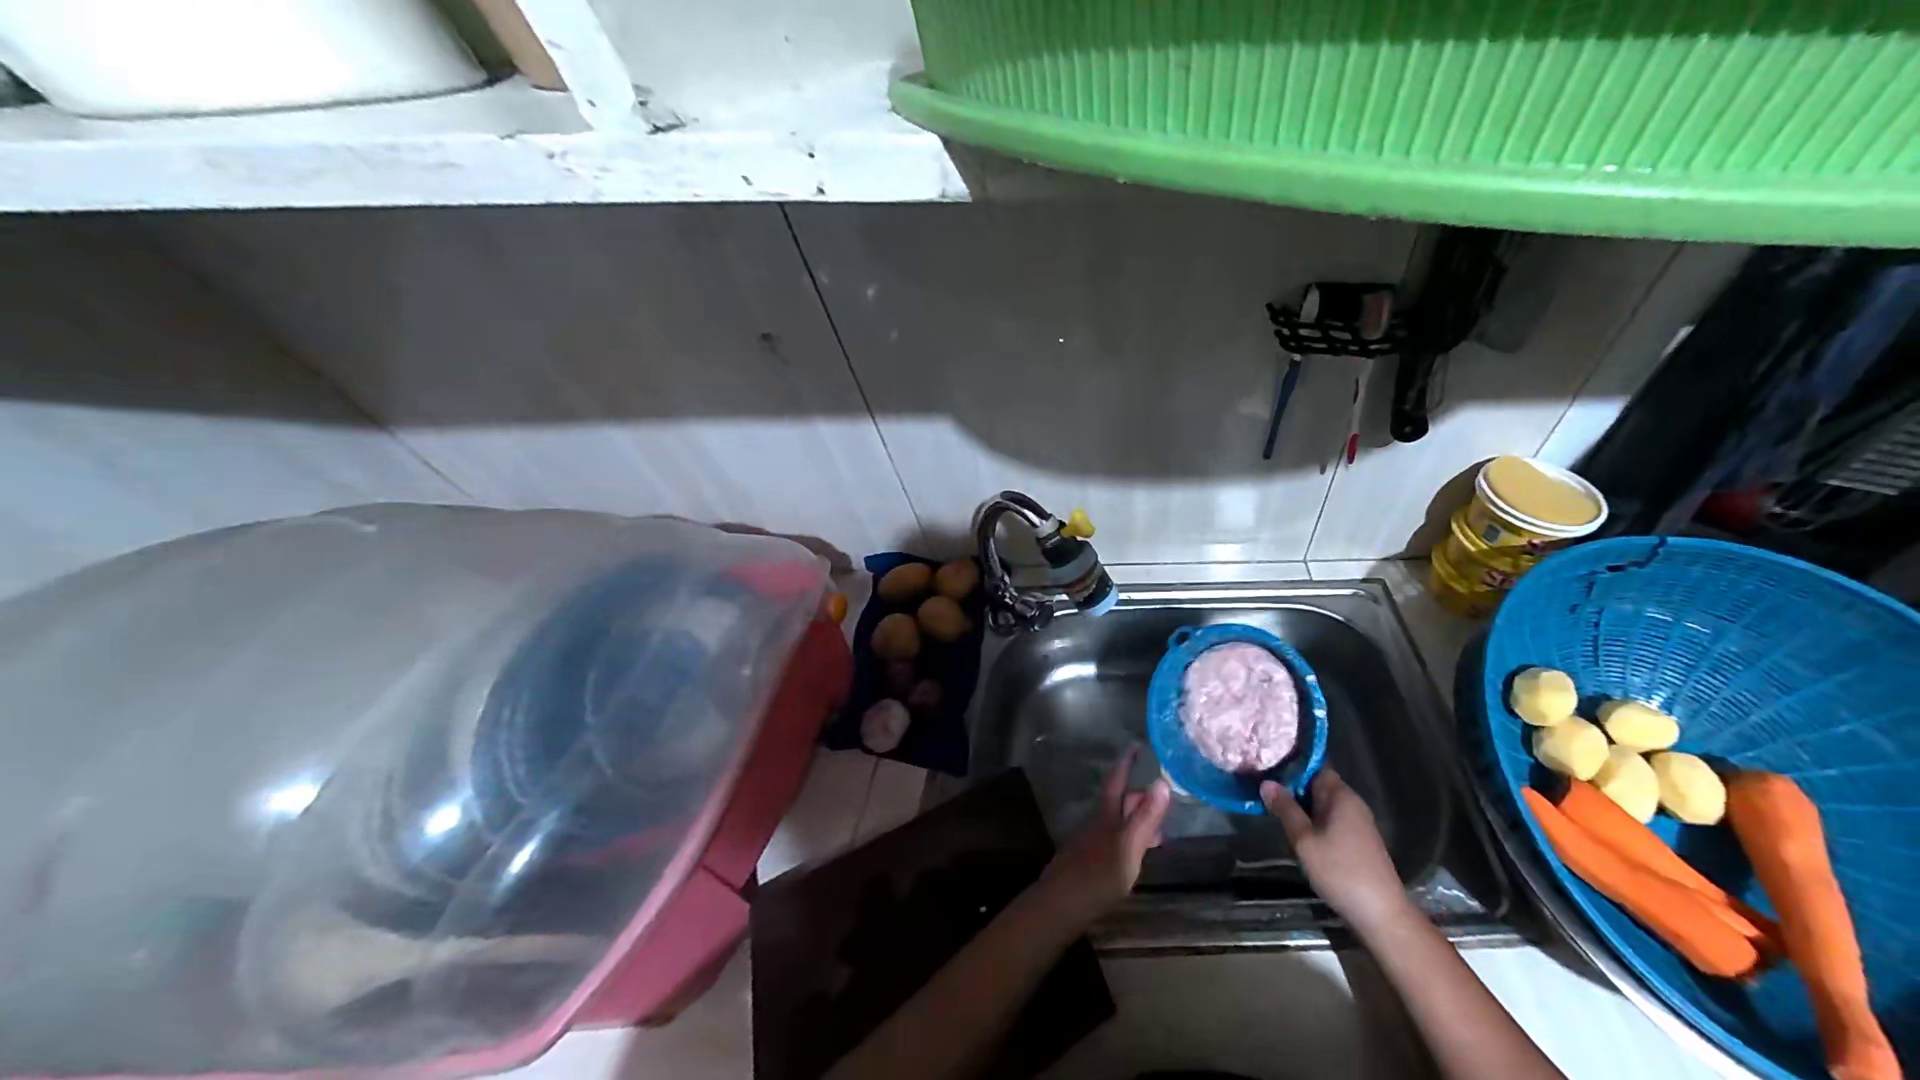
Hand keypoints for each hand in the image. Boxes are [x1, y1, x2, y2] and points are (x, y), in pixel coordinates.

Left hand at [1038, 747, 1170, 926]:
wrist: (1061, 905)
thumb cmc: (1097, 876)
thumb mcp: (1128, 847)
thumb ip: (1145, 817)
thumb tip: (1162, 781)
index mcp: (1106, 815)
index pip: (1117, 780)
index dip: (1126, 762)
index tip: (1136, 745)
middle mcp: (1096, 822)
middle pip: (1118, 801)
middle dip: (1138, 794)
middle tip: (1162, 794)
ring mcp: (1091, 841)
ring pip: (1117, 821)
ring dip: (1137, 818)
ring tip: (1160, 827)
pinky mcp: (1089, 860)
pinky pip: (1115, 839)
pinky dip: (1131, 838)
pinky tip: (1139, 853)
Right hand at [1261, 767, 1409, 930]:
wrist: (1381, 914)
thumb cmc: (1340, 871)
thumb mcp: (1304, 840)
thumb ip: (1285, 809)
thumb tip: (1267, 783)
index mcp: (1341, 796)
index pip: (1315, 766)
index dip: (1291, 762)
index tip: (1267, 762)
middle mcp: (1352, 804)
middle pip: (1318, 783)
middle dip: (1292, 783)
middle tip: (1260, 782)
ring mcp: (1357, 823)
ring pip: (1322, 803)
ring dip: (1300, 803)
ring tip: (1270, 802)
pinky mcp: (1357, 840)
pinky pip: (1329, 818)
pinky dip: (1311, 818)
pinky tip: (1293, 826)